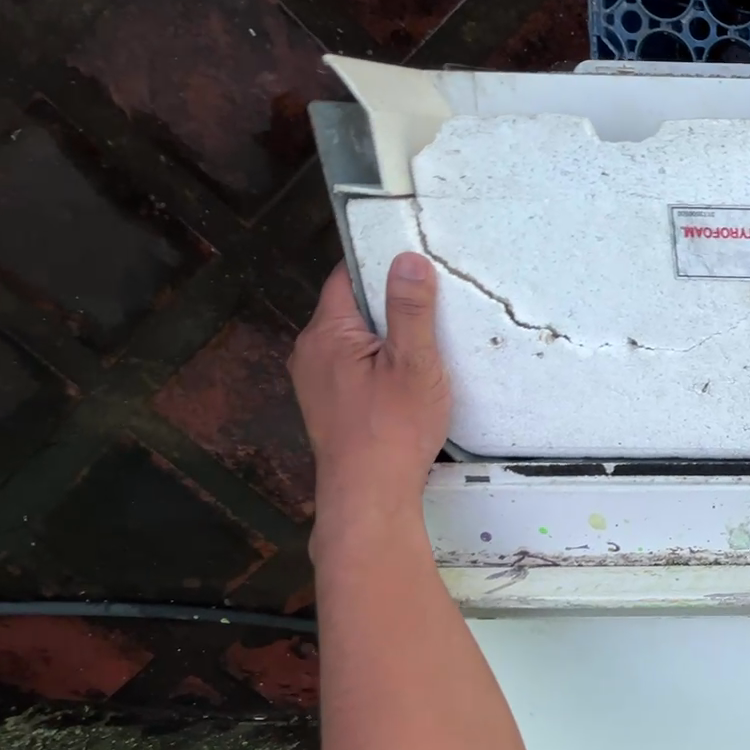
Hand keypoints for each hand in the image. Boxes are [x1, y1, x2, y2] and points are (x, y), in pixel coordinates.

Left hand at [290, 254, 451, 543]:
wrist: (370, 491)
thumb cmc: (395, 426)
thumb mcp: (414, 363)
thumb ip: (411, 311)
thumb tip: (408, 258)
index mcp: (326, 334)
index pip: (348, 278)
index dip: (382, 265)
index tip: (420, 262)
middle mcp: (311, 351)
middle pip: (352, 308)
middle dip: (390, 302)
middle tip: (437, 303)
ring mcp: (317, 379)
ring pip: (355, 339)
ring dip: (388, 334)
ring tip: (430, 339)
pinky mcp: (330, 402)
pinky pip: (356, 364)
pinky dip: (382, 360)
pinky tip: (410, 375)